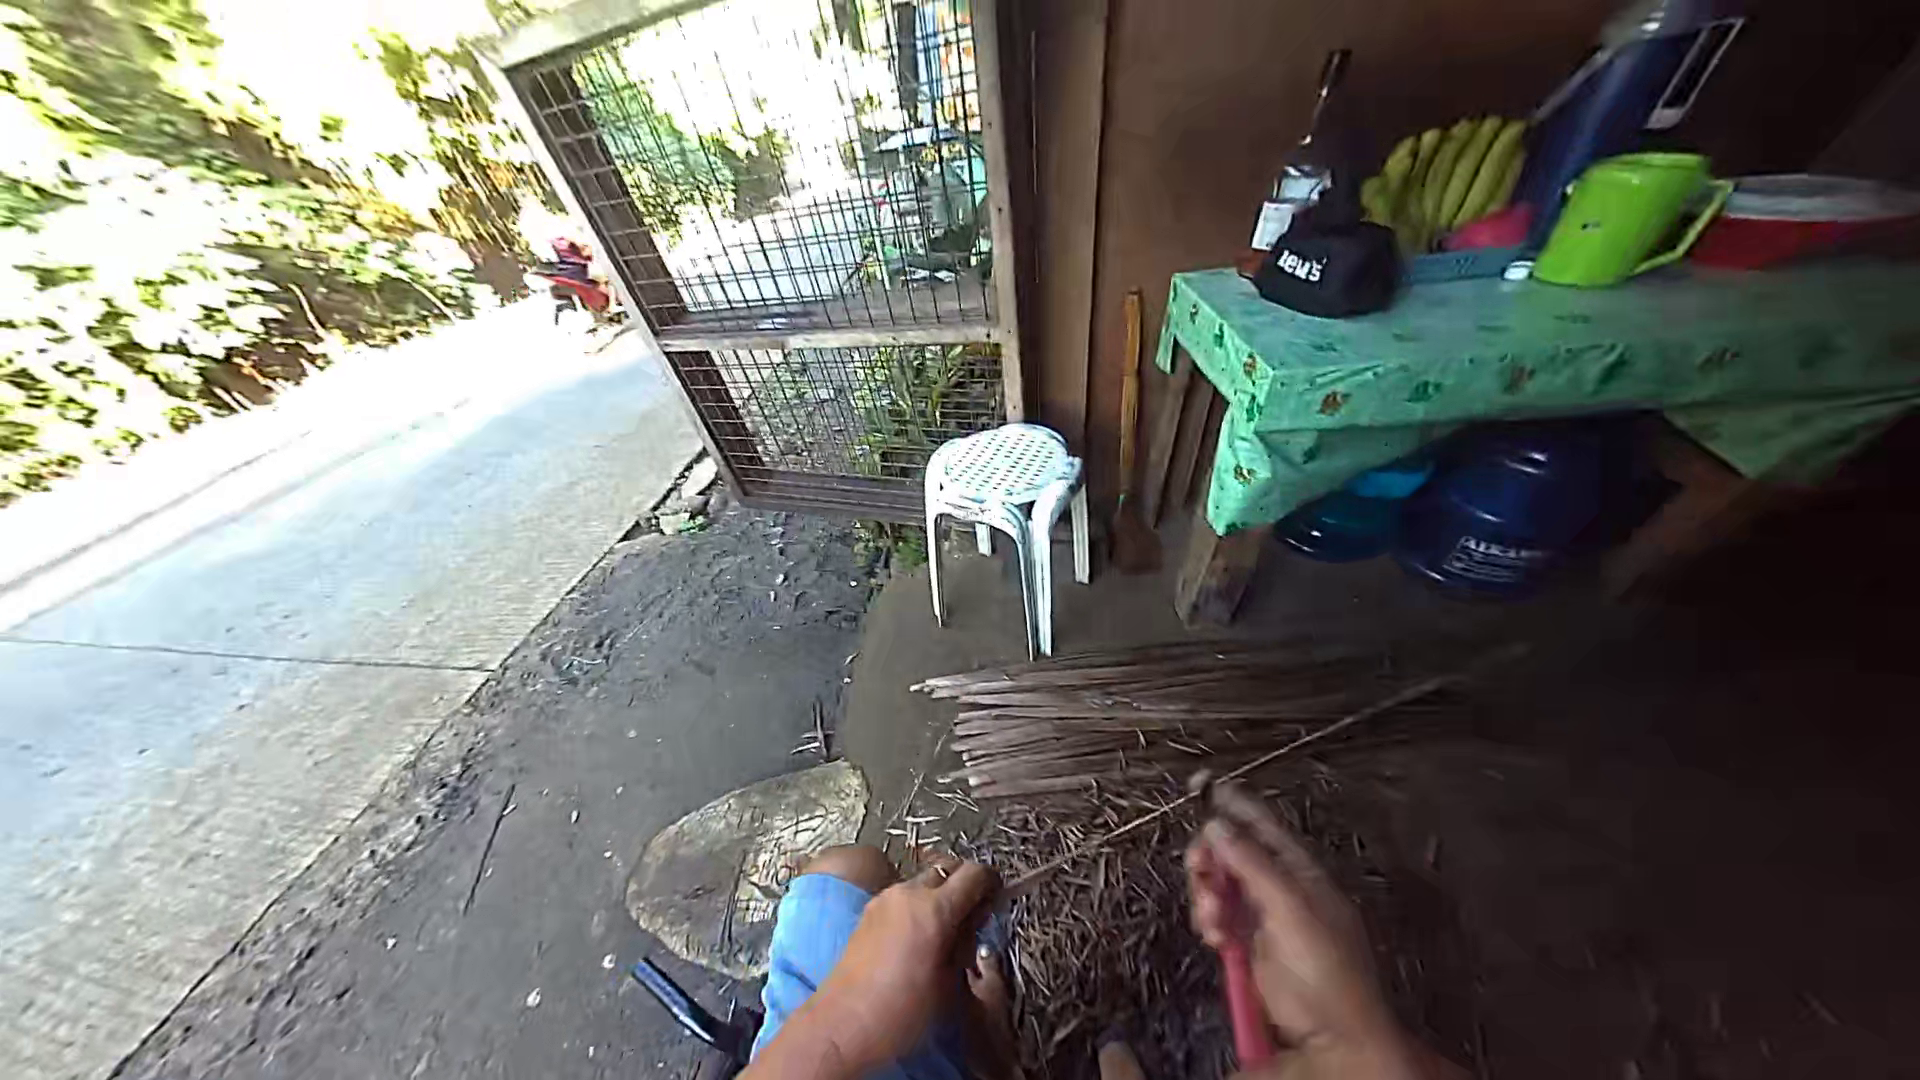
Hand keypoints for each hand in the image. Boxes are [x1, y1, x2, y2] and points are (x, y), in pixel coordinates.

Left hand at [807, 858, 999, 1072]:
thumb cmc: (898, 1013)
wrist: (842, 1024)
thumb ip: (965, 944)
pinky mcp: (870, 908)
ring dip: (939, 896)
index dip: (990, 882)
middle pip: (948, 869)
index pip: (974, 873)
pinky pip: (903, 895)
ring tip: (941, 932)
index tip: (995, 896)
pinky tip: (915, 937)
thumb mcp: (948, 984)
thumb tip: (972, 924)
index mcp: (935, 909)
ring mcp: (886, 898)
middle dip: (964, 886)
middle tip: (971, 916)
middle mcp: (909, 893)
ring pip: (924, 881)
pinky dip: (916, 905)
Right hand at [1187, 784, 1430, 1078]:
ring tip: (1213, 920)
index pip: (1261, 824)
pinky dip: (1209, 919)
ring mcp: (1261, 912)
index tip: (1202, 785)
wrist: (1334, 1040)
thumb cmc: (1324, 971)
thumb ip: (1251, 864)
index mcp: (1299, 871)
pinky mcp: (1246, 939)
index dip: (1233, 803)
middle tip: (1201, 873)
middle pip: (1230, 851)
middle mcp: (1278, 885)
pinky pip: (1216, 912)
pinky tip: (1216, 937)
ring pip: (1218, 881)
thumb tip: (1215, 824)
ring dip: (1207, 895)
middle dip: (1211, 860)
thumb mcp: (1290, 910)